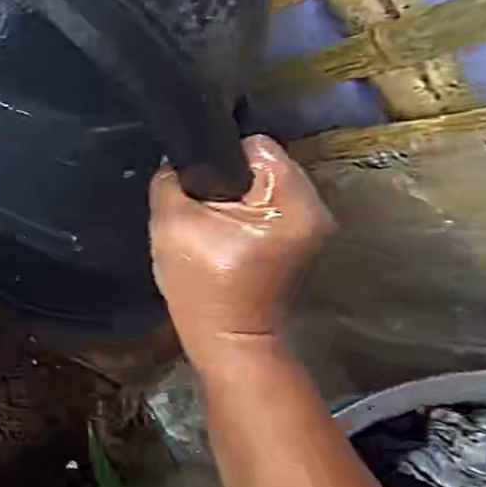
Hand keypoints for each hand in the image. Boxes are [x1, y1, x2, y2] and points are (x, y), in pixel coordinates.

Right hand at [149, 135, 334, 357]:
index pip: (255, 146)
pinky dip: (245, 215)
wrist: (226, 340)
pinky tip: (224, 235)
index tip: (197, 185)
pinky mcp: (299, 243)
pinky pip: (268, 209)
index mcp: (292, 201)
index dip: (217, 158)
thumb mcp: (172, 225)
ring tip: (210, 223)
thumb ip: (170, 182)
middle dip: (227, 181)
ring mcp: (311, 228)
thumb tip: (176, 166)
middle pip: (263, 166)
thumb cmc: (202, 286)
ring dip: (235, 199)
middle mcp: (315, 209)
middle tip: (200, 208)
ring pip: (264, 187)